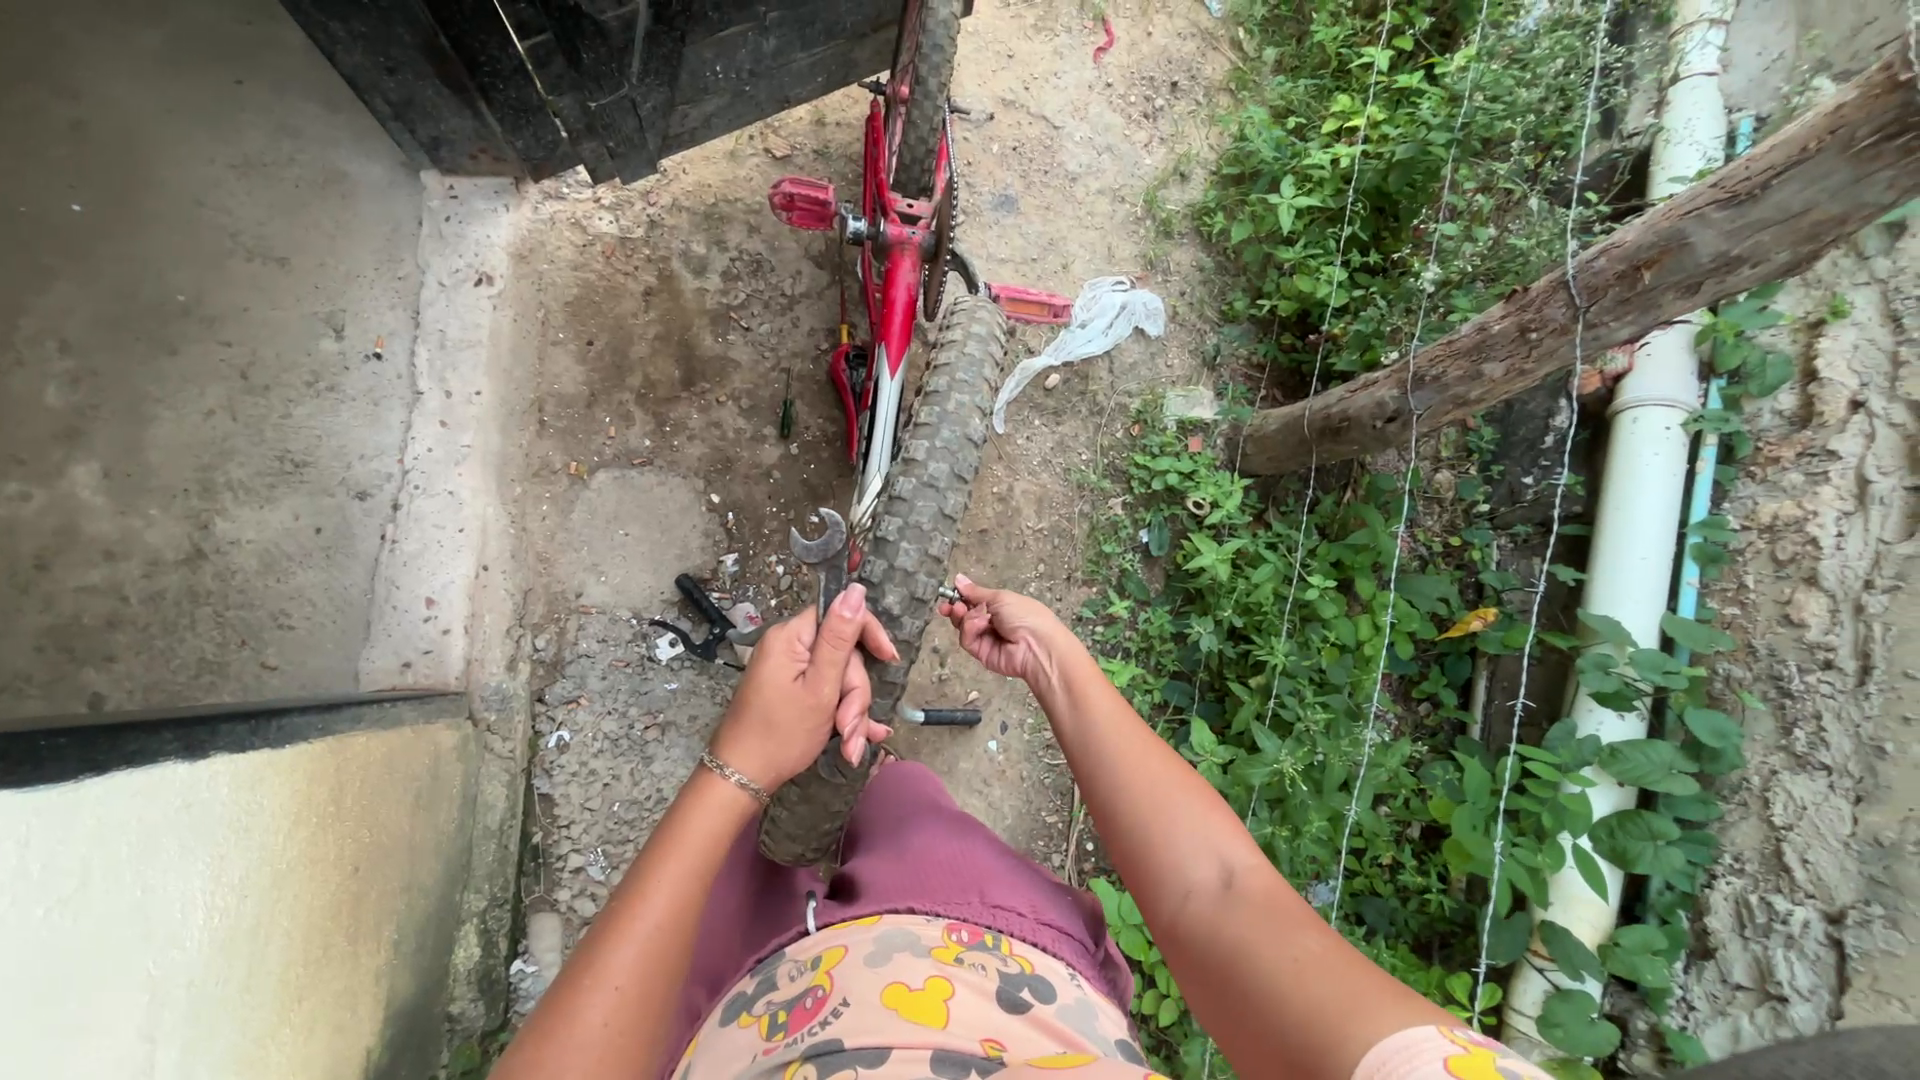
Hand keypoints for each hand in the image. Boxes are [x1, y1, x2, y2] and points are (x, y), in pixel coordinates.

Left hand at [708, 583, 898, 789]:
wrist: (742, 778)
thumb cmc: (781, 734)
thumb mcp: (821, 687)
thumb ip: (841, 638)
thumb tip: (856, 589)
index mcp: (791, 637)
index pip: (839, 614)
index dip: (869, 636)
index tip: (889, 661)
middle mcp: (788, 647)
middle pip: (842, 655)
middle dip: (855, 694)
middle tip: (850, 727)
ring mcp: (788, 669)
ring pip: (838, 679)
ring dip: (850, 712)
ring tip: (850, 746)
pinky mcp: (790, 690)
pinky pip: (825, 692)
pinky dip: (839, 714)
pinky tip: (853, 741)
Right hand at [935, 574, 1073, 684]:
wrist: (1036, 646)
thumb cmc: (1024, 615)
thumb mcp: (1000, 597)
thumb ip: (976, 592)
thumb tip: (958, 578)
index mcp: (1000, 606)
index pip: (974, 600)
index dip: (960, 597)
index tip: (948, 594)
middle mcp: (992, 622)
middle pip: (965, 615)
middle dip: (956, 609)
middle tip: (949, 607)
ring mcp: (987, 638)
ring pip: (964, 627)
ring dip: (964, 618)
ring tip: (971, 615)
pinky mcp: (982, 653)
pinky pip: (967, 640)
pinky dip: (970, 630)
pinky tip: (980, 625)